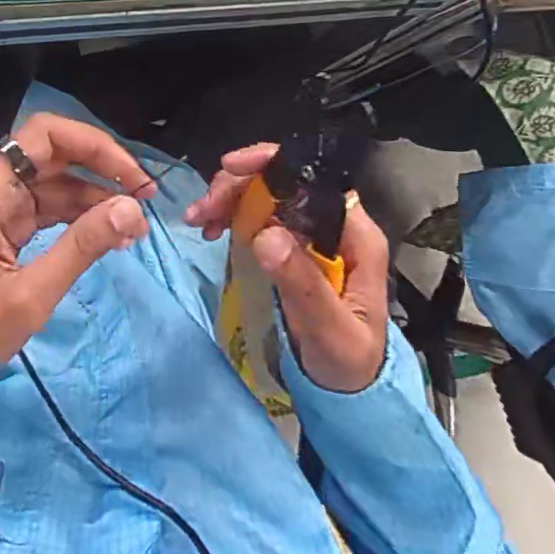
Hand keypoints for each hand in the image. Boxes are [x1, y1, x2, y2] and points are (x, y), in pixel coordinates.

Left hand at [0, 114, 156, 422]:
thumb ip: (82, 246)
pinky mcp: (4, 229)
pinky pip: (48, 208)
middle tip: (144, 197)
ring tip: (135, 226)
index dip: (92, 144)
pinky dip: (79, 217)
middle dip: (101, 168)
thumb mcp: (32, 294)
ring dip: (95, 197)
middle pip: (52, 153)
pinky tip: (110, 234)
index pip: (42, 135)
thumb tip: (131, 209)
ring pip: (54, 182)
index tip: (131, 175)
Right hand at [184, 143, 389, 391]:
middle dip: (238, 185)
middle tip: (203, 210)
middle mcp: (333, 226)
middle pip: (282, 182)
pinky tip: (213, 229)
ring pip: (264, 195)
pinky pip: (256, 216)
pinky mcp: (288, 246)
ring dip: (228, 198)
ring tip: (200, 220)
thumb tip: (265, 234)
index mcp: (354, 237)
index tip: (231, 170)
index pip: (314, 180)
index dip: (272, 165)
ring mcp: (308, 234)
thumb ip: (301, 284)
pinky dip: (230, 215)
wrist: (349, 388)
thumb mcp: (329, 330)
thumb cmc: (349, 360)